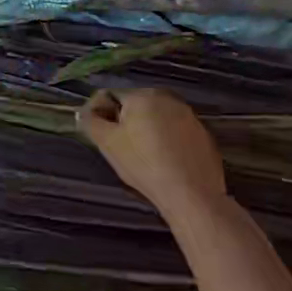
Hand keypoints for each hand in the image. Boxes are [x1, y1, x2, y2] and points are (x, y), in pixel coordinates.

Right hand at [77, 88, 226, 210]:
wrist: (191, 195)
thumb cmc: (143, 164)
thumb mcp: (107, 143)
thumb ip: (91, 121)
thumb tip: (86, 112)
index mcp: (143, 95)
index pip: (112, 96)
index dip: (103, 115)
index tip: (103, 136)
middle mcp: (169, 99)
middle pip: (137, 107)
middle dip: (127, 123)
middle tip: (122, 148)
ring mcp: (191, 118)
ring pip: (159, 120)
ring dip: (149, 132)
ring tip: (144, 158)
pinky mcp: (206, 137)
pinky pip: (178, 134)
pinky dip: (169, 143)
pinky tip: (166, 164)